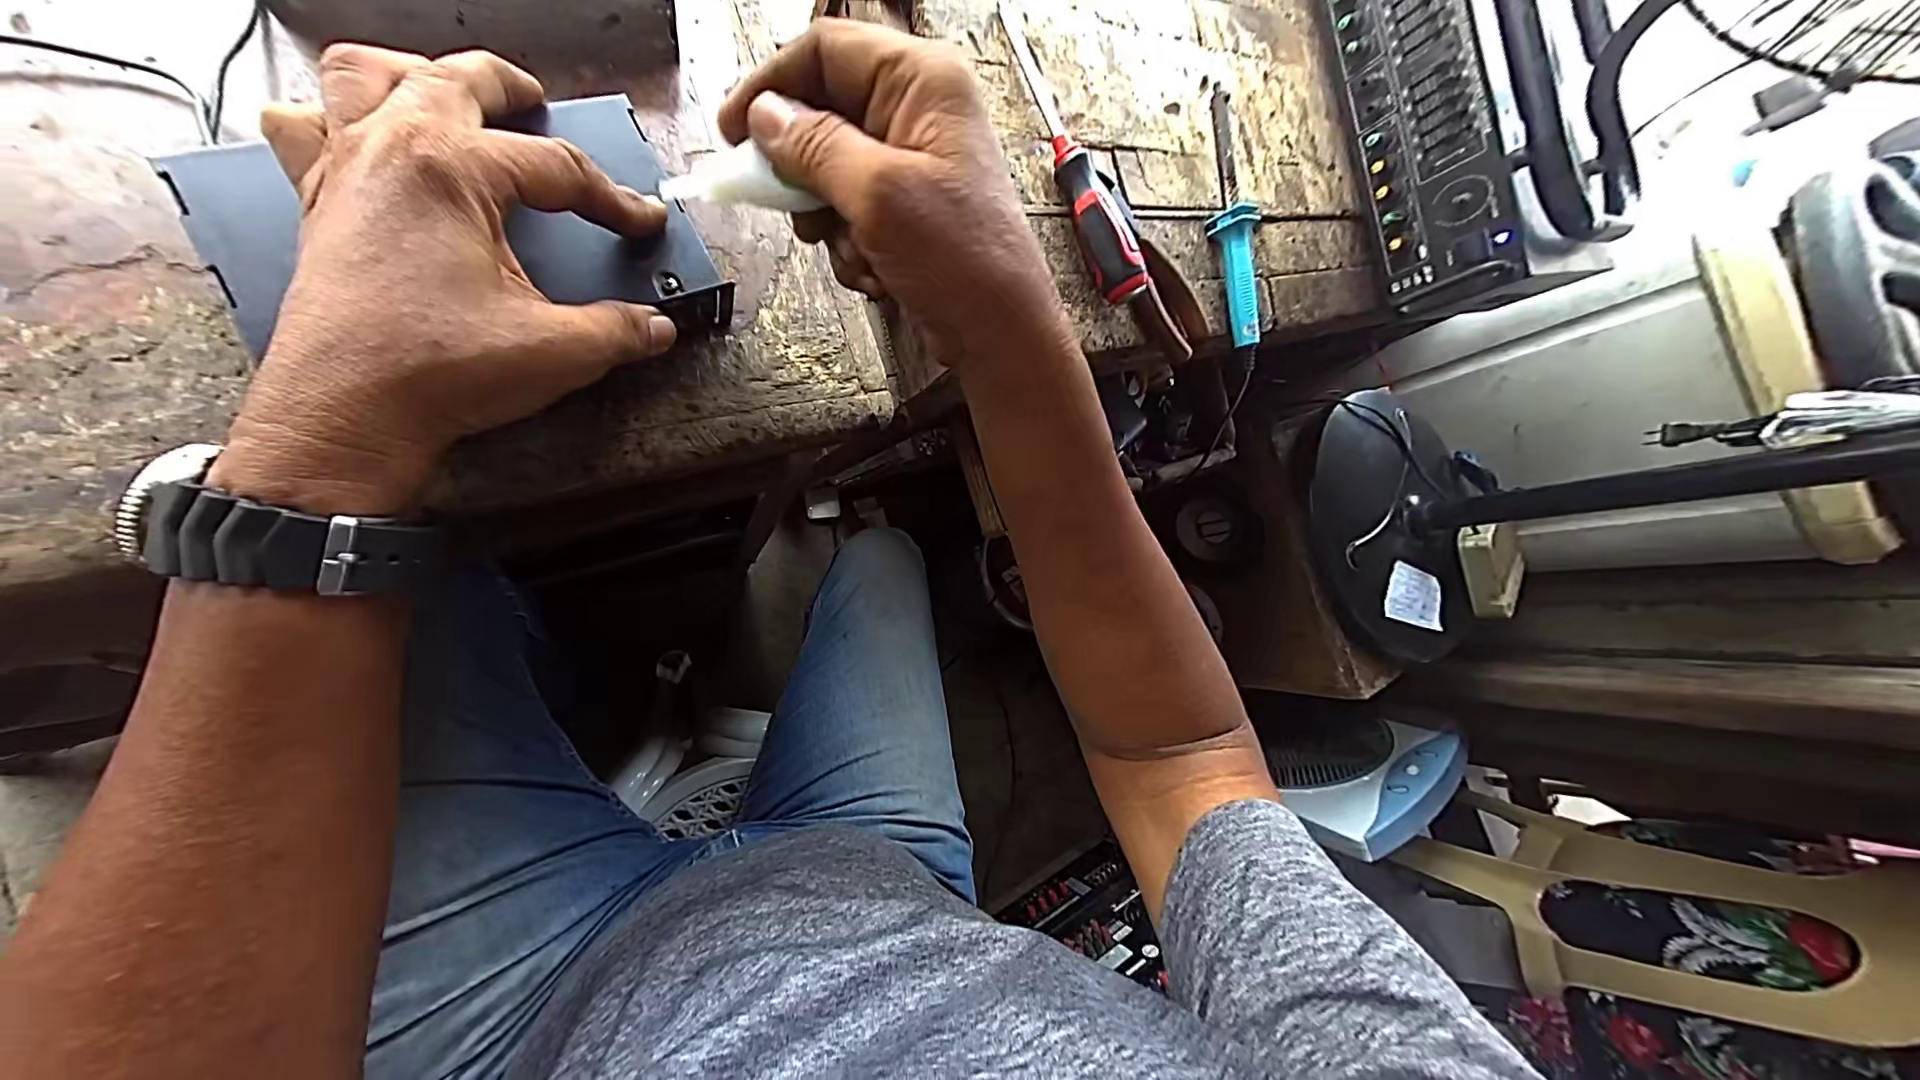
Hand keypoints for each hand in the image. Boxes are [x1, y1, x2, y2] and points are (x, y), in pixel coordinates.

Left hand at [208, 45, 678, 516]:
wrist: (352, 411)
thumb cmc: (439, 370)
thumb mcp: (561, 350)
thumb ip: (621, 331)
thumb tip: (658, 327)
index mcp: (449, 171)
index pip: (558, 168)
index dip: (615, 197)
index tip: (644, 222)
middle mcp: (387, 153)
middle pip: (450, 80)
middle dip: (506, 87)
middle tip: (540, 103)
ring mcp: (342, 175)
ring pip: (361, 78)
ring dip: (413, 75)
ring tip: (447, 94)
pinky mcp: (320, 209)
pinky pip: (307, 128)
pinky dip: (334, 117)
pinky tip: (362, 141)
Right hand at [717, 19, 1063, 364]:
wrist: (997, 331)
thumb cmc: (964, 259)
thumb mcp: (878, 194)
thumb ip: (814, 147)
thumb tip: (766, 117)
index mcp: (922, 83)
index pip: (825, 52)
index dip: (771, 88)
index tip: (735, 132)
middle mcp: (917, 118)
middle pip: (822, 120)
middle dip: (804, 177)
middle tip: (794, 211)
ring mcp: (911, 170)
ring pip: (830, 177)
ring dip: (830, 225)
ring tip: (859, 253)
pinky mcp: (906, 215)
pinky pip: (851, 218)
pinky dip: (852, 250)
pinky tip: (878, 274)